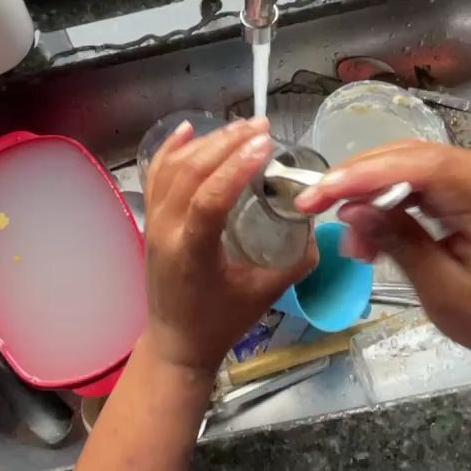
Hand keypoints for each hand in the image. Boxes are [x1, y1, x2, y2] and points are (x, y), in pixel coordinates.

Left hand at [141, 116, 317, 376]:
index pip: (209, 199)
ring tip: (241, 127)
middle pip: (190, 173)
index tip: (265, 144)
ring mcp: (154, 223)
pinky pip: (157, 176)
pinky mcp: (151, 220)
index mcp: (192, 253)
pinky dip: (171, 150)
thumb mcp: (265, 294)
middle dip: (226, 144)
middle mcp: (166, 231)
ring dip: (207, 143)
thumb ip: (295, 259)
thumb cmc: (220, 322)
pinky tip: (189, 130)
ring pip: (173, 169)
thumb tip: (319, 223)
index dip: (236, 168)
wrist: (177, 343)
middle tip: (261, 128)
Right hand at [294, 141, 470, 380]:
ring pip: (410, 165)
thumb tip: (351, 210)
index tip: (326, 190)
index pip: (433, 168)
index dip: (373, 172)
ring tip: (348, 240)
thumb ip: (402, 245)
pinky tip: (366, 233)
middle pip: (417, 157)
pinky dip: (385, 202)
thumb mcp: (445, 294)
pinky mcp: (468, 189)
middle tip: (313, 204)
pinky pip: (417, 181)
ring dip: (368, 192)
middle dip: (360, 177)